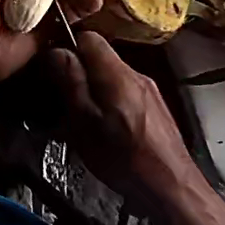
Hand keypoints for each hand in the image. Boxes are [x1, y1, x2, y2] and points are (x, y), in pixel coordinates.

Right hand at [47, 31, 217, 221]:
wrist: (171, 187)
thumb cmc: (124, 158)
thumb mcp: (84, 122)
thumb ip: (71, 82)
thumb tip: (56, 51)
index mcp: (116, 73)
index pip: (88, 37)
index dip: (67, 48)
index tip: (54, 70)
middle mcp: (136, 74)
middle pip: (101, 57)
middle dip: (79, 73)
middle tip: (64, 101)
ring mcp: (149, 91)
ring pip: (112, 77)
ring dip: (94, 91)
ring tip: (83, 120)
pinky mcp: (156, 108)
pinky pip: (125, 93)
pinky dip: (111, 103)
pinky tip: (106, 130)